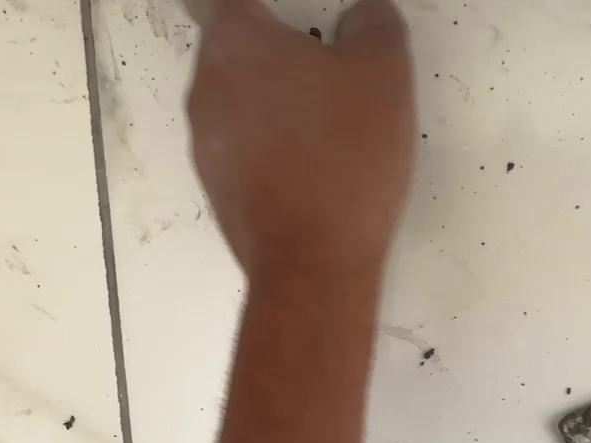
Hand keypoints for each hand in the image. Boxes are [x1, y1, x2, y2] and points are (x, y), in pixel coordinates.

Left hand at [185, 0, 415, 284]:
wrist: (313, 268)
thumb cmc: (342, 167)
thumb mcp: (384, 69)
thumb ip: (371, 22)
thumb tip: (360, 21)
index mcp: (234, 45)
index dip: (248, 3)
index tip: (269, 13)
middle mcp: (206, 95)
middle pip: (233, 51)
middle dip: (274, 53)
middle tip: (324, 67)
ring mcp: (206, 150)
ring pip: (239, 106)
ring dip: (275, 105)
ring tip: (328, 126)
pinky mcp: (220, 195)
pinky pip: (244, 152)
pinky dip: (272, 150)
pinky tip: (315, 169)